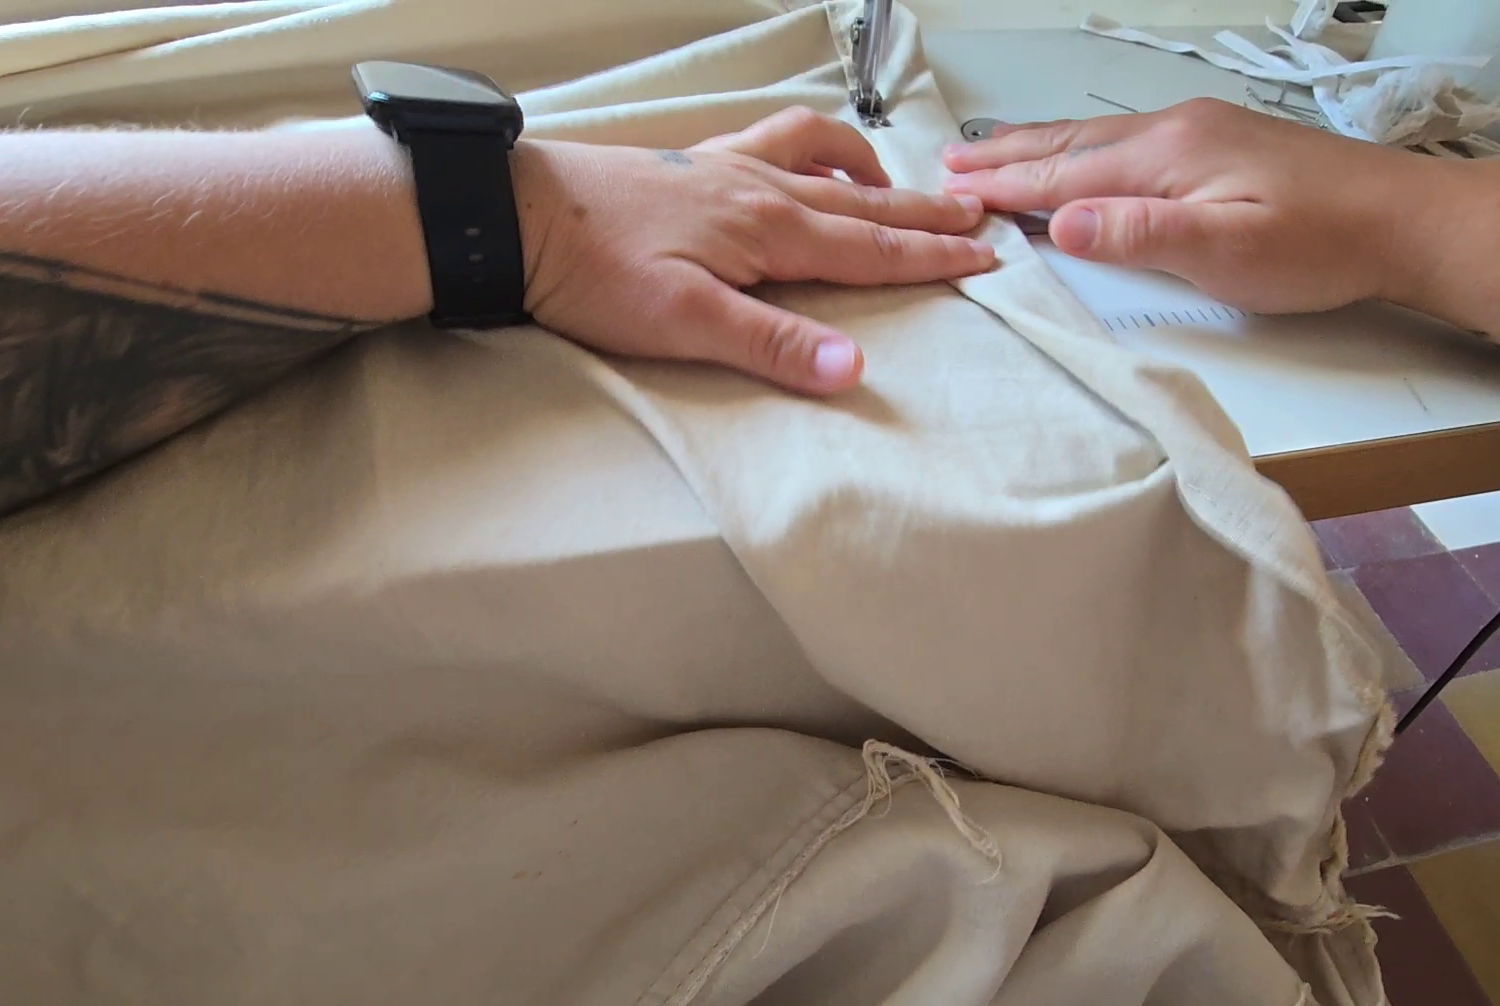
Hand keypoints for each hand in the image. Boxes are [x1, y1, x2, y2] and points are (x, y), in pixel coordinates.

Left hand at [517, 108, 992, 393]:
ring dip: (871, 172)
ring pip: (821, 159)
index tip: (983, 257)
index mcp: (770, 232)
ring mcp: (726, 169)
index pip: (871, 248)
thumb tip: (854, 370)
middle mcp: (760, 190)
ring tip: (900, 184)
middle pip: (862, 202)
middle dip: (924, 213)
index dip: (931, 257)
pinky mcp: (694, 165)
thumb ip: (775, 344)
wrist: (515, 216)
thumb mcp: (689, 324)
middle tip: (975, 213)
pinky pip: (769, 141)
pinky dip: (808, 147)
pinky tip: (807, 161)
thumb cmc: (597, 275)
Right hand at [941, 99, 1464, 313]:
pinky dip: (1078, 151)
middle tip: (954, 160)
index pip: (1065, 176)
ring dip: (1037, 148)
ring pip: (1093, 140)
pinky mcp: (1212, 145)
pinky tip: (1073, 156)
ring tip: (993, 151)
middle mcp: (1173, 132)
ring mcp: (1194, 133)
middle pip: (1070, 145)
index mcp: (1167, 156)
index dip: (1006, 186)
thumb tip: (1062, 222)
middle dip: (1006, 155)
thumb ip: (1139, 233)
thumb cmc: (1316, 244)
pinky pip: (1121, 143)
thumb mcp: (1223, 250)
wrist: (1403, 220)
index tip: (956, 191)